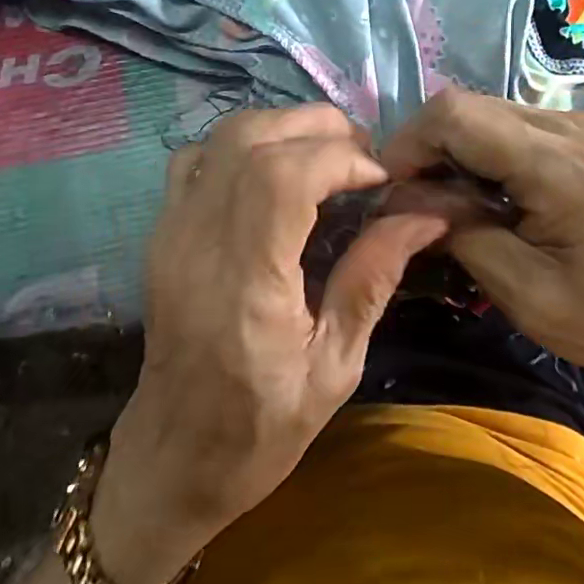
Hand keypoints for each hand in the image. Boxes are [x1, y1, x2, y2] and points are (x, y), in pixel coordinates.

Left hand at [90, 104, 447, 583]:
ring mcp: (170, 232)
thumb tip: (423, 215)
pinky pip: (194, 160)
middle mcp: (198, 244)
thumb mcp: (335, 365)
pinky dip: (238, 147)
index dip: (339, 157)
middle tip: (361, 154)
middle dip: (315, 128)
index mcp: (246, 284)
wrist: (174, 455)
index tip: (380, 178)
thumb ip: (372, 277)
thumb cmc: (261, 427)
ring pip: (219, 139)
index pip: (282, 177)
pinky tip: (271, 172)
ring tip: (325, 154)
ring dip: (279, 128)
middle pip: (249, 140)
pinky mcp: (159, 233)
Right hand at [379, 89, 583, 392]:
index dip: (409, 143)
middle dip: (425, 148)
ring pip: (485, 112)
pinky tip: (479, 194)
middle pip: (468, 106)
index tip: (390, 190)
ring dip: (450, 150)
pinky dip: (478, 153)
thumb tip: (400, 197)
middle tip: (409, 201)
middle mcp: (577, 128)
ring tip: (441, 201)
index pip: (457, 116)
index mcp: (566, 166)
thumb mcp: (525, 292)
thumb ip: (458, 232)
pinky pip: (510, 126)